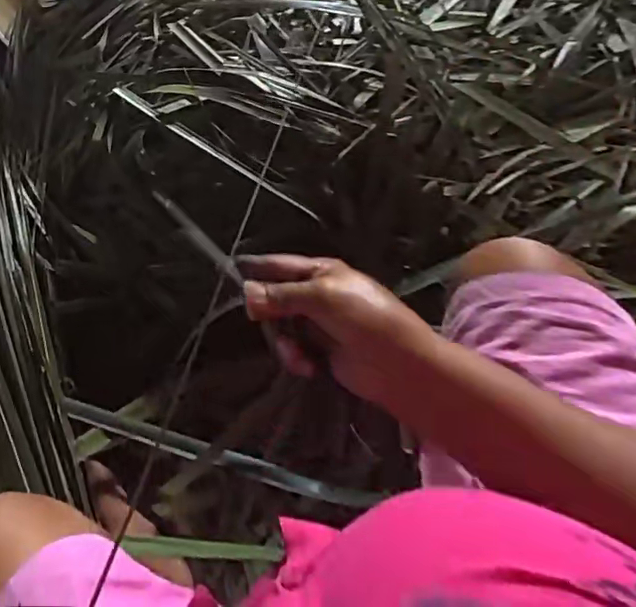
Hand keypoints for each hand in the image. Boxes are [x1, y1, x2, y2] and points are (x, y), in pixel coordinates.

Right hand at [239, 255, 441, 407]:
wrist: (406, 370)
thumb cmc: (367, 320)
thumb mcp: (321, 297)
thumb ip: (280, 294)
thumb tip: (244, 293)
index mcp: (319, 272)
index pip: (275, 265)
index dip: (253, 270)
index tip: (229, 279)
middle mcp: (315, 294)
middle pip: (271, 297)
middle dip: (267, 313)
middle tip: (263, 323)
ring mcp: (317, 323)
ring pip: (279, 325)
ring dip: (282, 341)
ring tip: (295, 355)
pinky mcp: (320, 350)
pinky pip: (292, 348)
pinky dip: (294, 357)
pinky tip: (306, 366)